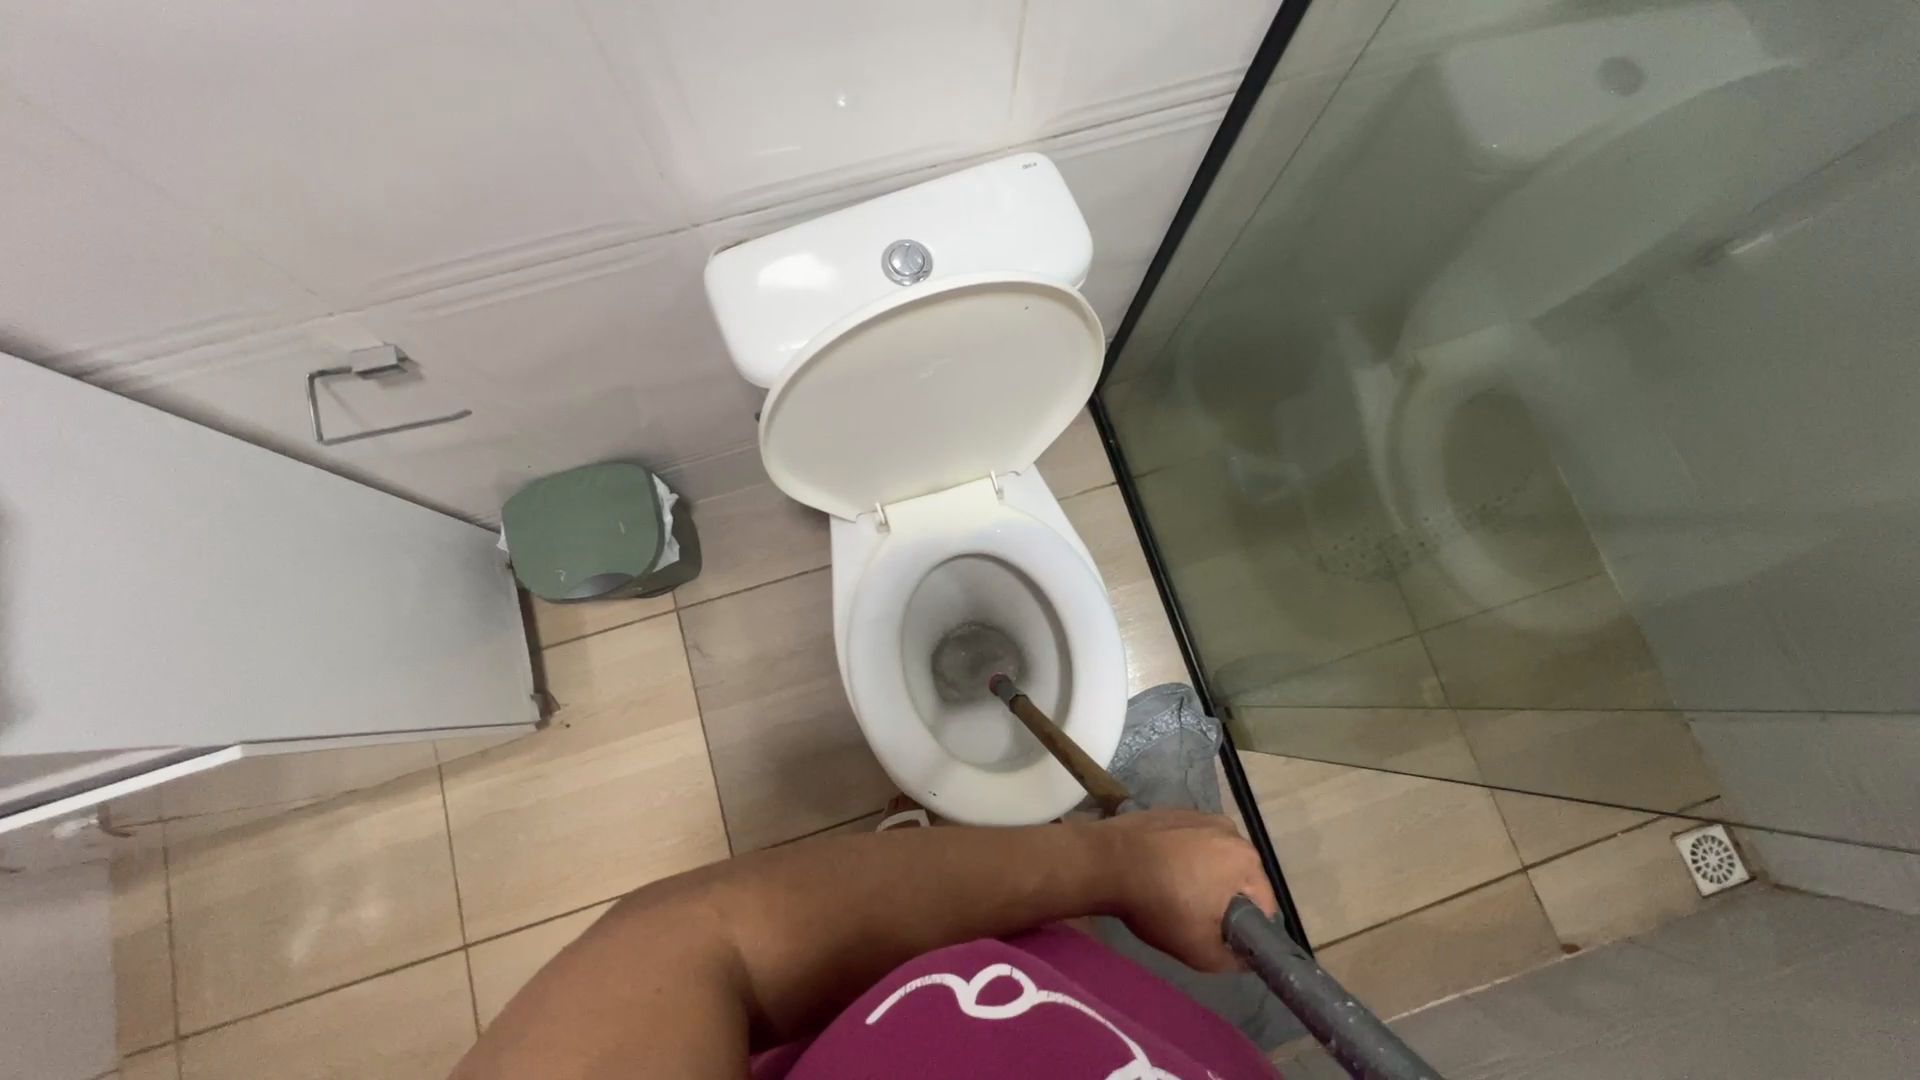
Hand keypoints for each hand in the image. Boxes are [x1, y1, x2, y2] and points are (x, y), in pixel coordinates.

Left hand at [1096, 808, 1277, 971]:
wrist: (1105, 860)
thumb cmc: (1158, 903)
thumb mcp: (1202, 952)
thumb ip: (1234, 960)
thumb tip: (1244, 956)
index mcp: (1246, 859)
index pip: (1263, 905)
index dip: (1247, 929)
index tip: (1223, 939)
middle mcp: (1229, 829)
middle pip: (1239, 878)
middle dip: (1223, 900)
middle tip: (1196, 918)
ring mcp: (1198, 815)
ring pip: (1214, 858)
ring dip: (1202, 876)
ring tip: (1174, 893)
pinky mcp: (1172, 810)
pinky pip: (1190, 842)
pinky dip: (1181, 857)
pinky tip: (1159, 870)